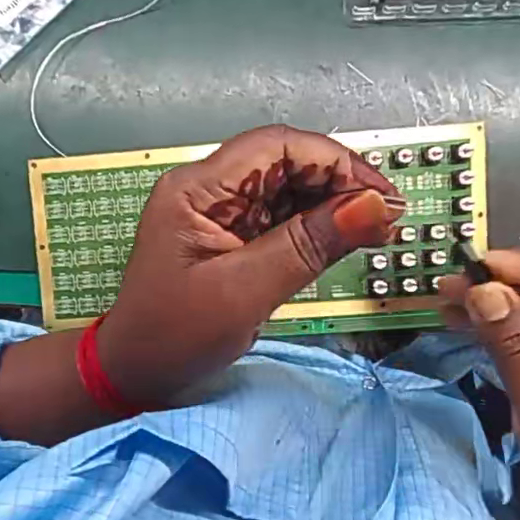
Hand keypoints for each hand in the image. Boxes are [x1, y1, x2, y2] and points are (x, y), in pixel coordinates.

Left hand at [96, 125, 403, 404]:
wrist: (136, 372)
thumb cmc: (173, 336)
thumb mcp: (244, 292)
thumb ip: (308, 246)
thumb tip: (374, 206)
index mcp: (196, 190)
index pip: (275, 146)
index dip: (333, 161)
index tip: (379, 196)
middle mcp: (206, 192)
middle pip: (283, 163)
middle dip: (337, 184)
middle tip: (383, 219)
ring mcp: (217, 215)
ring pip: (286, 190)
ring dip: (329, 207)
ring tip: (370, 232)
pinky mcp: (229, 239)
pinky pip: (278, 220)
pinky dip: (312, 229)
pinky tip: (339, 243)